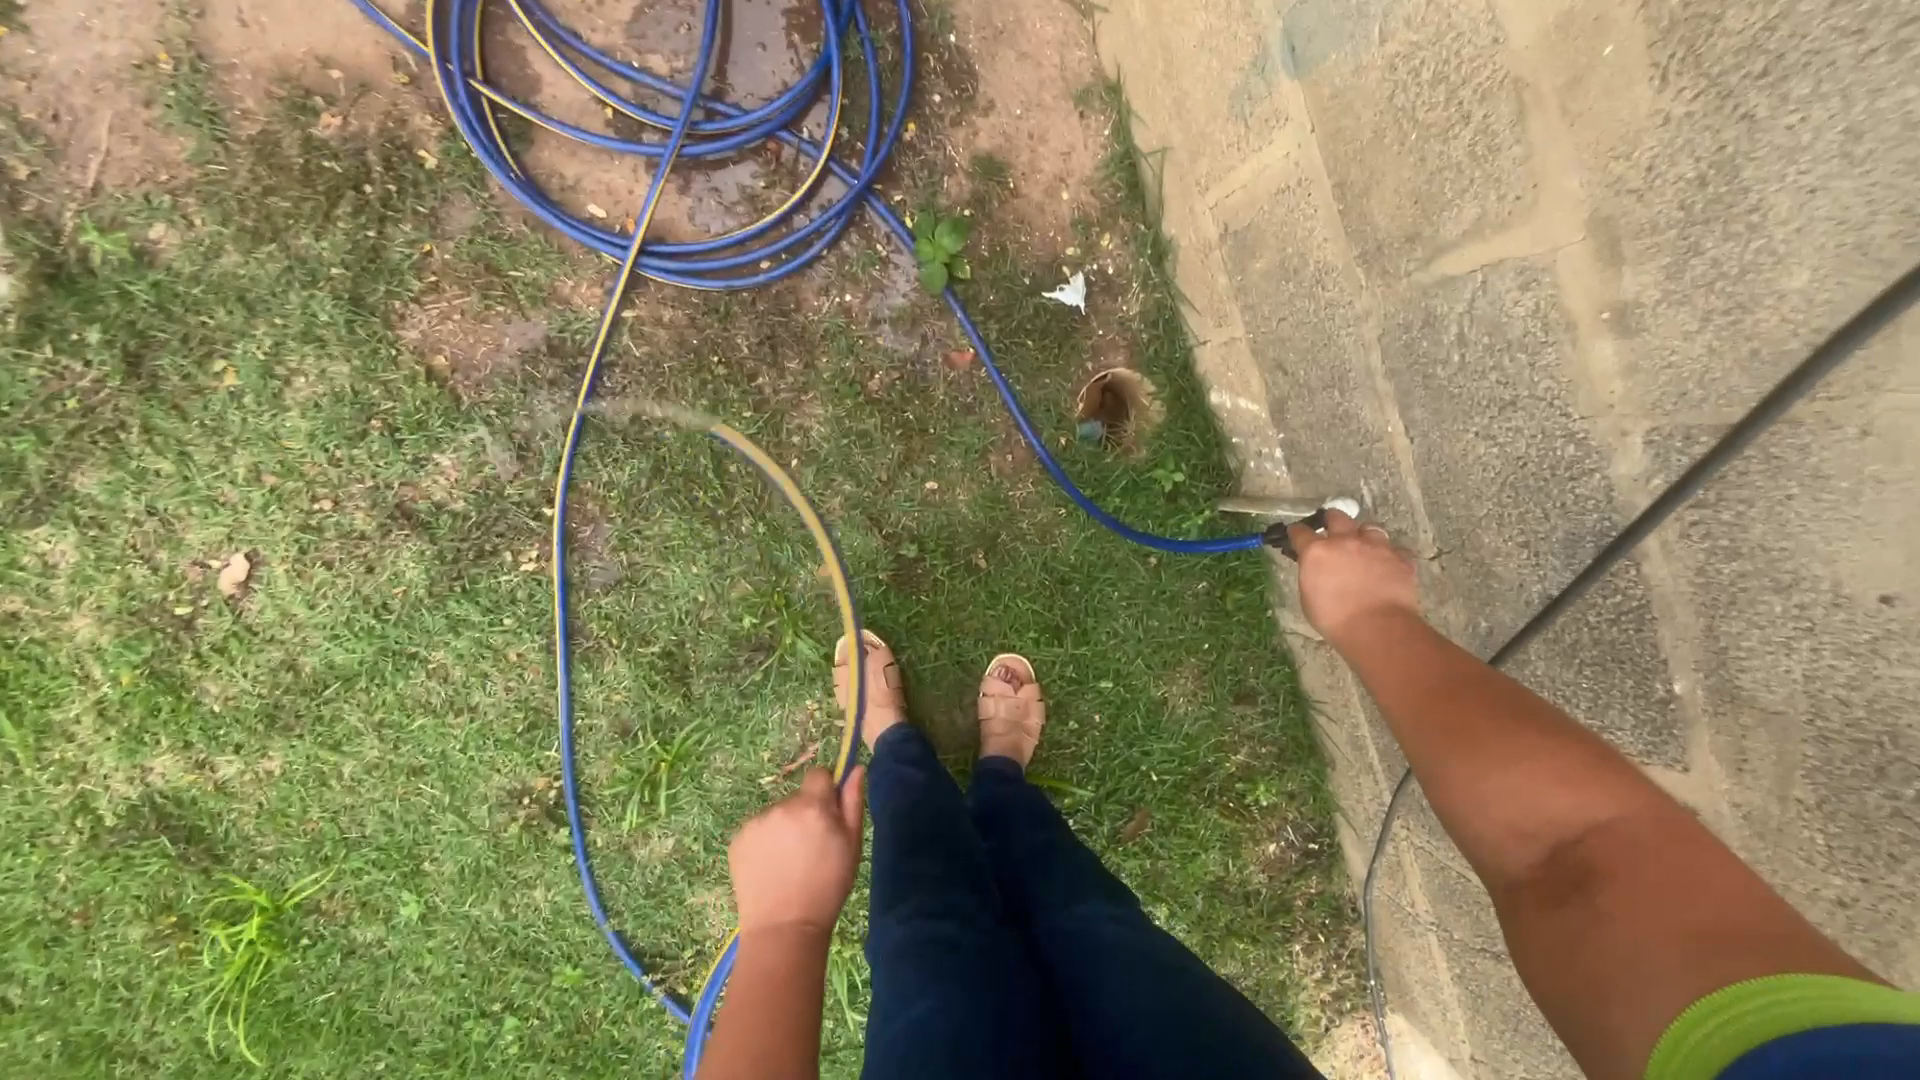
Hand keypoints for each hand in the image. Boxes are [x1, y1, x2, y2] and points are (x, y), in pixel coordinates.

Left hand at [727, 766, 865, 936]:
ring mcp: (756, 822)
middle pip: (797, 798)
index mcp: (813, 806)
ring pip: (777, 814)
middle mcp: (781, 806)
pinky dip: (764, 843)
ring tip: (789, 863)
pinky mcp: (737, 839)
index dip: (825, 792)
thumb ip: (852, 803)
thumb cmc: (828, 887)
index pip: (818, 775)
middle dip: (805, 815)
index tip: (827, 817)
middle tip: (810, 849)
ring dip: (784, 829)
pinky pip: (757, 830)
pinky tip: (770, 868)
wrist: (784, 928)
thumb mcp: (851, 846)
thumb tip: (855, 769)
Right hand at [1288, 509, 1419, 646]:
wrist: (1377, 627)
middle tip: (1331, 528)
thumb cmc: (1334, 618)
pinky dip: (1390, 555)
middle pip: (1337, 517)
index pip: (1301, 532)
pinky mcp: (1401, 558)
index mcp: (1317, 552)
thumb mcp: (1309, 596)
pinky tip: (1388, 565)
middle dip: (1332, 520)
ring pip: (1369, 528)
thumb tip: (1317, 570)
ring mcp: (1376, 547)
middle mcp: (1346, 542)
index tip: (1296, 533)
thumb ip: (1312, 575)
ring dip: (1363, 534)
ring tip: (1364, 545)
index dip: (1297, 532)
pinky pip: (1395, 549)